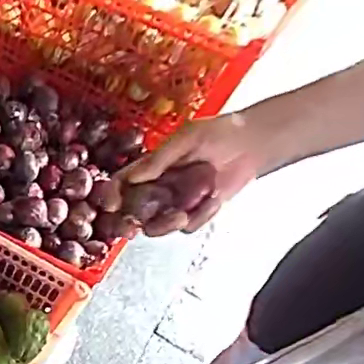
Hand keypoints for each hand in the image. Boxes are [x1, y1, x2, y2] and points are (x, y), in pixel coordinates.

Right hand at [117, 111, 280, 231]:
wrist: (253, 144)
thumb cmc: (219, 133)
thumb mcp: (186, 138)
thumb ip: (158, 159)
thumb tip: (132, 177)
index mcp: (147, 170)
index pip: (119, 186)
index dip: (109, 197)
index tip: (111, 206)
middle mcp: (155, 190)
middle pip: (128, 215)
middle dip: (126, 225)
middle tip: (131, 229)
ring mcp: (173, 205)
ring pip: (154, 227)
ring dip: (164, 225)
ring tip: (182, 215)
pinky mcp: (194, 216)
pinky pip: (187, 227)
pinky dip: (201, 216)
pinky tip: (214, 199)